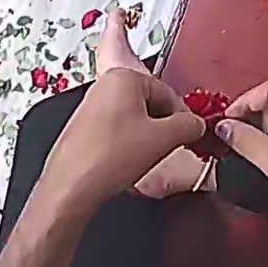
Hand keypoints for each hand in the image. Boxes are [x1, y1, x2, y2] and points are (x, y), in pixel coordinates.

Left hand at [31, 69, 205, 222]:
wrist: (70, 189)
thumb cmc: (111, 158)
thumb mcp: (164, 139)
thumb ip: (189, 126)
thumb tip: (196, 124)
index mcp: (123, 77)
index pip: (168, 92)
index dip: (182, 116)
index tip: (189, 133)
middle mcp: (104, 86)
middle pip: (151, 103)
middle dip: (163, 126)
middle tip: (168, 146)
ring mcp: (91, 106)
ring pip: (134, 117)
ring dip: (146, 136)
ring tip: (145, 157)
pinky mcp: (83, 127)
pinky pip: (117, 129)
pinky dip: (127, 143)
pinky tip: (127, 162)